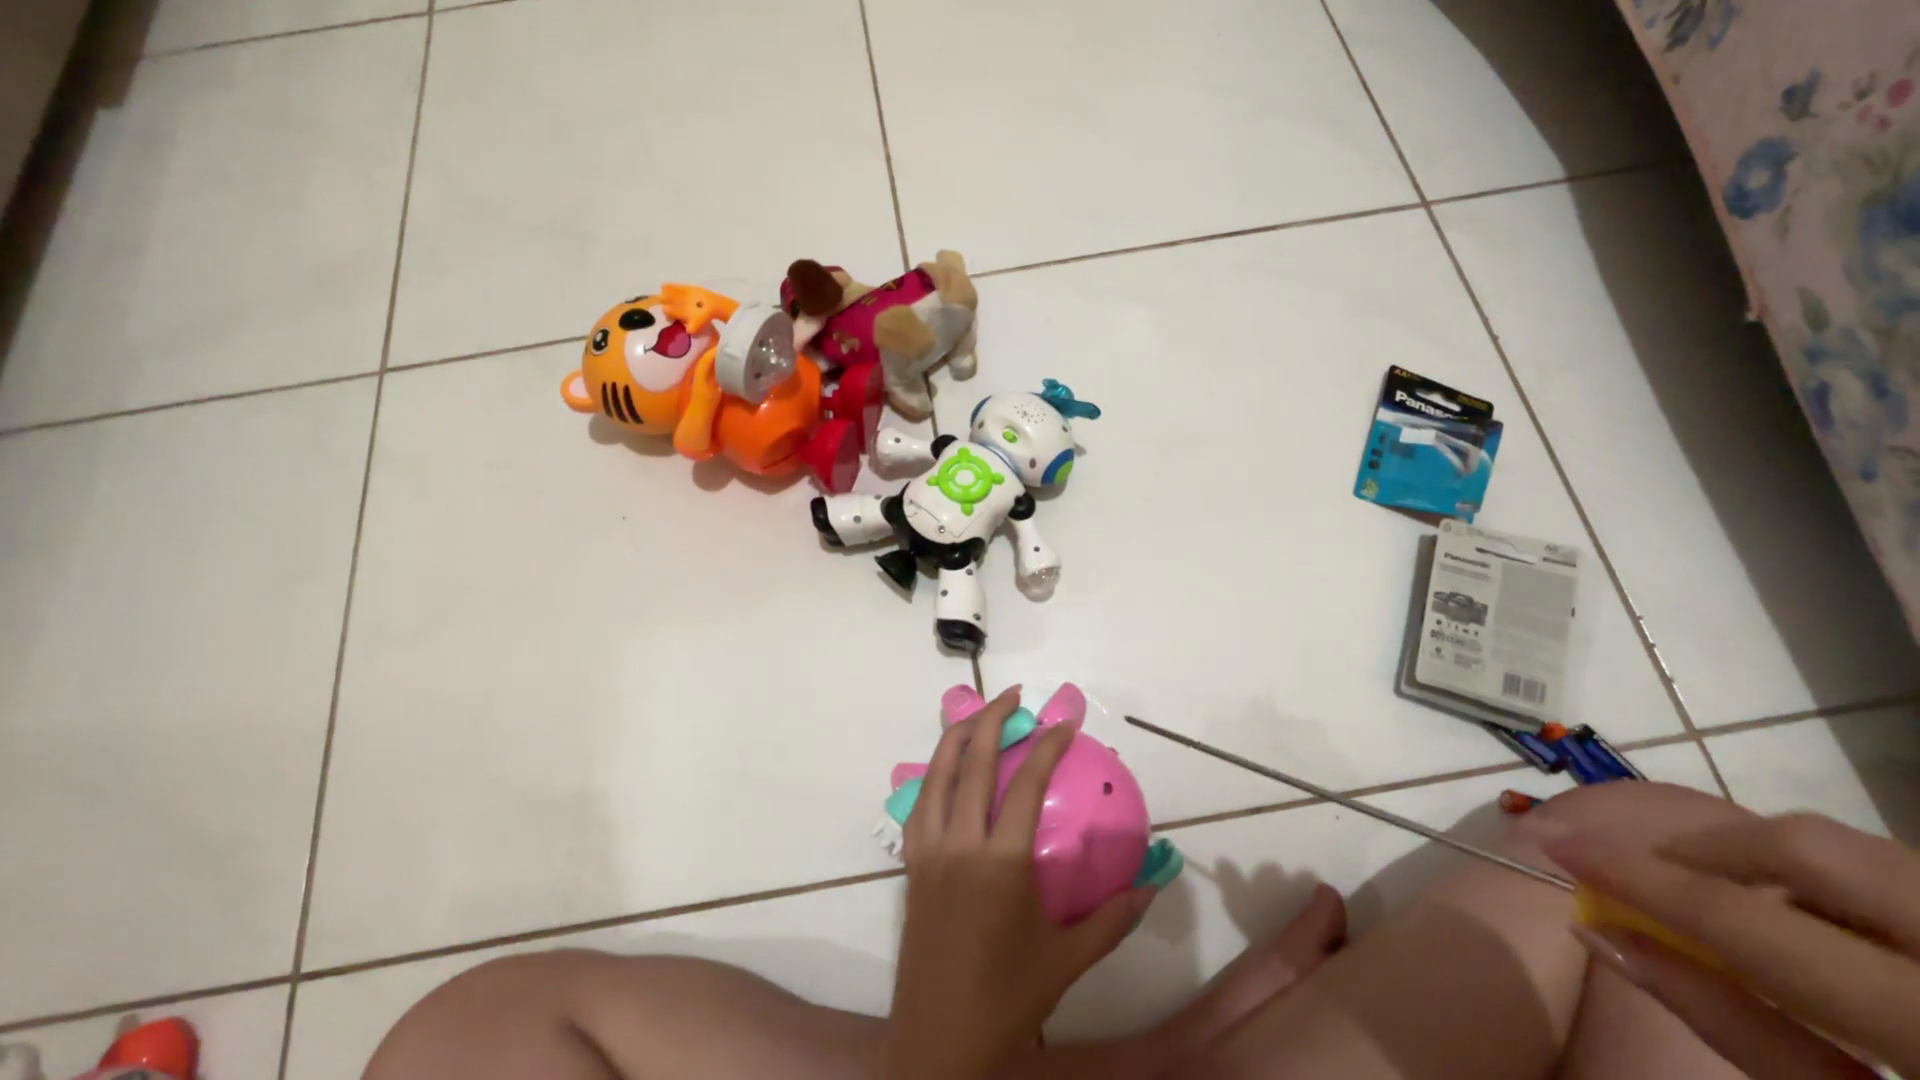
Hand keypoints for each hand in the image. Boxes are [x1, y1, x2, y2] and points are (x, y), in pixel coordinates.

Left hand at [885, 687, 1157, 1079]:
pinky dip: (935, 774)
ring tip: (978, 714)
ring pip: (936, 774)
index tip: (1064, 723)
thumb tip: (1153, 883)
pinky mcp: (911, 865)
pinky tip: (948, 772)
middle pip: (972, 762)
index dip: (1046, 746)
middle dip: (992, 718)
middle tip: (1015, 696)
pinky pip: (919, 804)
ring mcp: (928, 852)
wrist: (940, 1037)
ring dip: (956, 736)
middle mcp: (958, 844)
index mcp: (1000, 861)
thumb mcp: (1069, 958)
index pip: (1024, 783)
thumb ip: (1113, 917)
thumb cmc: (1009, 997)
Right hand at [1546, 812, 1919, 1078]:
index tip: (1556, 844)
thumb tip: (1608, 935)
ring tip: (1725, 901)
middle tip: (1640, 867)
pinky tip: (1817, 925)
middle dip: (1704, 844)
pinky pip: (1899, 868)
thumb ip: (1733, 1025)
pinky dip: (1833, 883)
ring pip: (1859, 845)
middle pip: (1810, 843)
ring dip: (1770, 861)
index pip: (1748, 922)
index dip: (1639, 878)